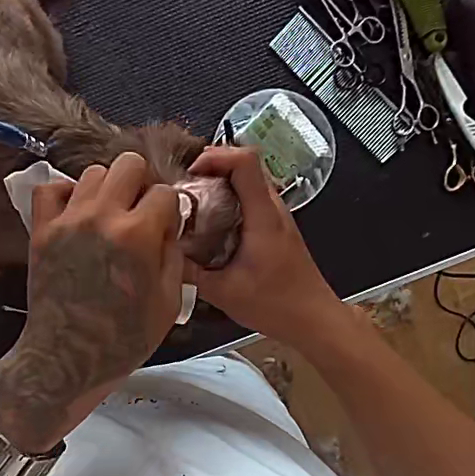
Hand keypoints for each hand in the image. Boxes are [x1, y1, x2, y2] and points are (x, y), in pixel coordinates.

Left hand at [0, 152, 182, 452]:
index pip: (164, 192)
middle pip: (128, 164)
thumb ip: (173, 255)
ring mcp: (68, 220)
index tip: (166, 227)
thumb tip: (168, 227)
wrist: (68, 358)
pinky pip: (52, 188)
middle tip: (140, 211)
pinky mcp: (42, 230)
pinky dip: (67, 194)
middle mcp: (101, 217)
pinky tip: (78, 213)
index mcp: (138, 235)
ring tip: (109, 216)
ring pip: (93, 172)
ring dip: (108, 189)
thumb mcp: (169, 302)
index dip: (170, 210)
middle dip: (142, 184)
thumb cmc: (123, 339)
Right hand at [187, 147, 347, 349]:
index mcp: (264, 218)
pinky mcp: (276, 228)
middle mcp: (274, 210)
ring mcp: (277, 217)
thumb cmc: (278, 306)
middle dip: (212, 168)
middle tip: (184, 187)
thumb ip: (190, 274)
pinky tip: (211, 224)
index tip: (191, 171)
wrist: (313, 319)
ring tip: (193, 203)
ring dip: (220, 184)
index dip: (216, 156)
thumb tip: (161, 257)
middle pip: (245, 166)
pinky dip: (229, 201)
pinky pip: (251, 200)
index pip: (245, 162)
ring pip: (248, 183)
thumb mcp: (224, 293)